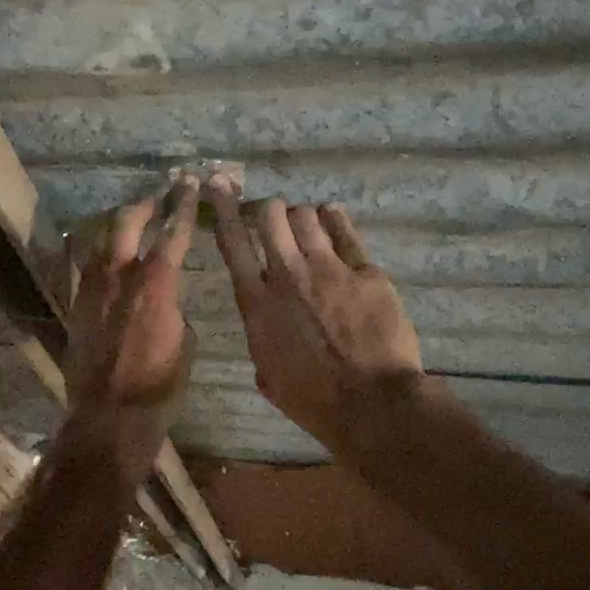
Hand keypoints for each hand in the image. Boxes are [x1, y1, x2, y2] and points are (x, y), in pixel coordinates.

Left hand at [61, 176, 198, 482]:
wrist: (110, 414)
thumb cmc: (160, 385)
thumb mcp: (185, 344)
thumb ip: (175, 310)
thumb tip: (167, 301)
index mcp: (157, 283)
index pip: (173, 233)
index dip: (182, 206)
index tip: (188, 184)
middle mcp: (121, 276)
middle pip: (128, 222)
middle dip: (146, 203)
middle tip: (159, 193)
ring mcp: (93, 288)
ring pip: (100, 240)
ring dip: (117, 224)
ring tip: (129, 216)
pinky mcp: (76, 304)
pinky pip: (83, 266)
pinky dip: (95, 252)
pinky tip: (100, 249)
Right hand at [209, 185, 422, 450]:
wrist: (372, 404)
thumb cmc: (313, 399)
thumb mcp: (268, 373)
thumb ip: (261, 335)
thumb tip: (264, 323)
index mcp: (257, 304)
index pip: (233, 243)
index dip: (222, 208)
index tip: (217, 185)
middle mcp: (287, 276)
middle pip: (269, 216)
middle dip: (268, 211)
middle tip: (274, 219)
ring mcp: (328, 269)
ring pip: (306, 216)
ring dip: (301, 217)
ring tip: (307, 226)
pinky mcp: (365, 270)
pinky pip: (344, 229)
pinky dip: (334, 219)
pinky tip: (332, 219)